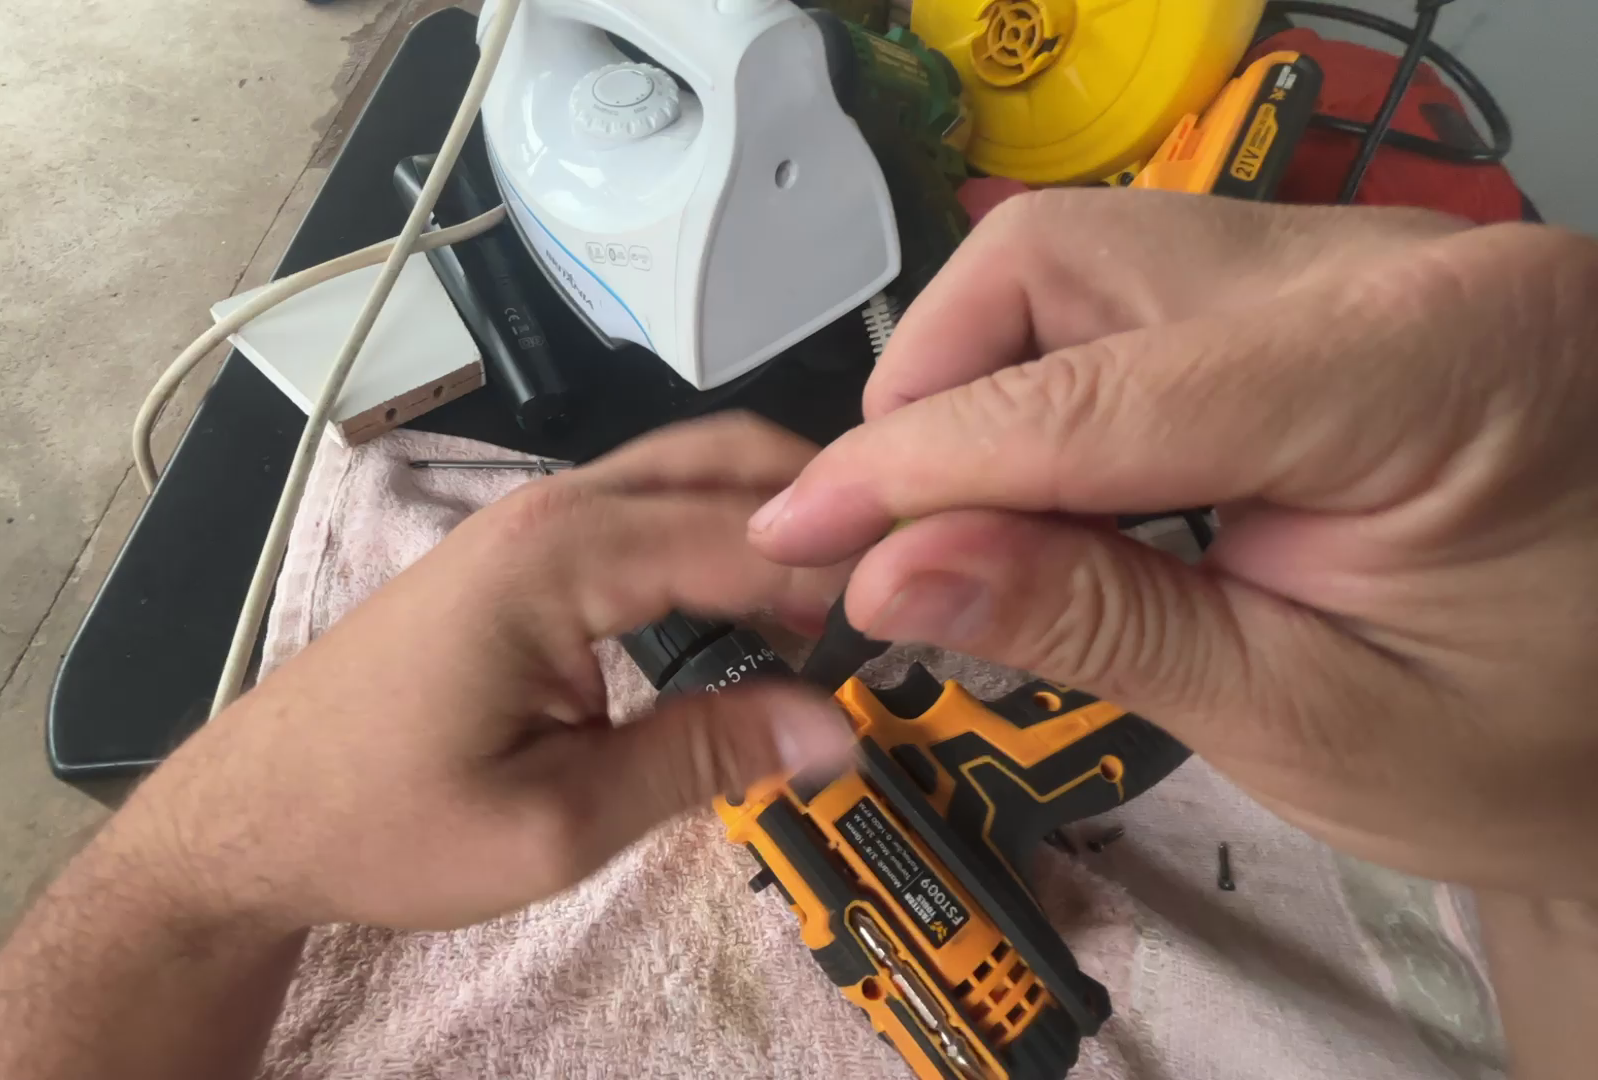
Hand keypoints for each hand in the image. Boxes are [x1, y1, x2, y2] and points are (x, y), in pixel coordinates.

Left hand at [118, 416, 851, 932]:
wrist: (256, 810)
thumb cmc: (386, 823)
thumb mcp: (555, 821)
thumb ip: (701, 760)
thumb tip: (834, 729)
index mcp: (561, 554)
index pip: (741, 536)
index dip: (834, 574)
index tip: (910, 616)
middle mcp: (554, 506)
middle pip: (718, 462)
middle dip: (816, 507)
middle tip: (889, 583)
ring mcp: (535, 519)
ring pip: (683, 476)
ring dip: (769, 518)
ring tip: (838, 596)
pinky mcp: (525, 551)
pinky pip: (645, 513)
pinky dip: (715, 538)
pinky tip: (749, 599)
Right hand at [749, 190, 1597, 901]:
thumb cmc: (1535, 746)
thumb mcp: (1301, 718)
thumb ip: (1085, 626)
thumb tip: (888, 577)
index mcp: (1432, 368)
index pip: (1076, 399)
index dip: (904, 468)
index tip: (795, 531)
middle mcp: (1376, 263)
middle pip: (1045, 260)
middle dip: (926, 393)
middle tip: (901, 523)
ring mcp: (1327, 260)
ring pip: (1050, 262)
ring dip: (961, 385)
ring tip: (966, 509)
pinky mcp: (1281, 290)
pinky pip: (1088, 297)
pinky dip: (1010, 384)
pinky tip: (1027, 476)